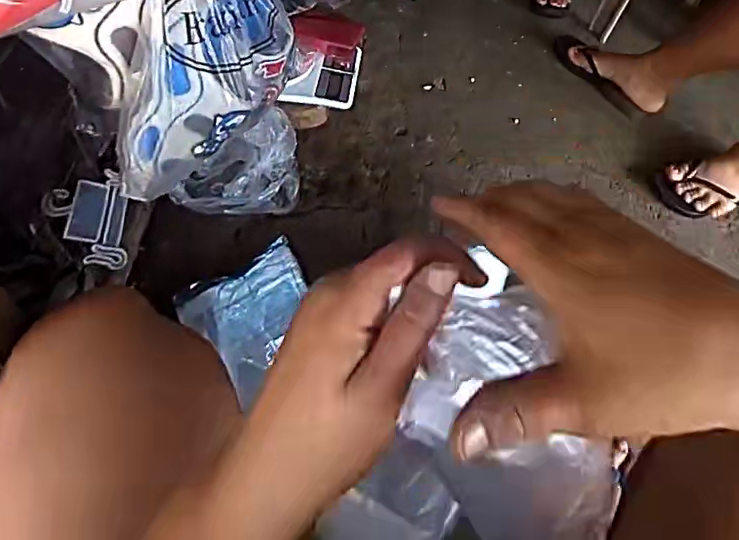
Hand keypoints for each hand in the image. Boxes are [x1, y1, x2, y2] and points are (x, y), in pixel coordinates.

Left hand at [199, 237, 483, 537]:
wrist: (257, 490)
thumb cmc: (325, 446)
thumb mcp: (381, 388)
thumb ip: (413, 323)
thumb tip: (444, 266)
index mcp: (343, 300)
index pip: (407, 248)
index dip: (449, 253)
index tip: (482, 281)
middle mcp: (329, 289)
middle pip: (397, 260)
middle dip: (437, 274)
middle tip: (467, 312)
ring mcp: (319, 305)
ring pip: (386, 278)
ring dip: (419, 295)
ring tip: (441, 334)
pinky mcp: (317, 323)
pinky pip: (370, 298)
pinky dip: (397, 310)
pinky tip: (406, 346)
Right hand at [431, 184, 738, 460]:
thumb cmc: (662, 372)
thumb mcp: (583, 402)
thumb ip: (517, 412)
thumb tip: (456, 436)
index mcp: (563, 267)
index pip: (503, 225)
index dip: (468, 211)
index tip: (441, 202)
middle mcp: (587, 236)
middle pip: (530, 200)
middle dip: (493, 197)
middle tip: (466, 205)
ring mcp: (620, 231)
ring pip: (561, 197)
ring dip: (527, 194)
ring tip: (507, 204)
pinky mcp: (644, 237)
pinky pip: (588, 203)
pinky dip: (561, 199)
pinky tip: (568, 217)